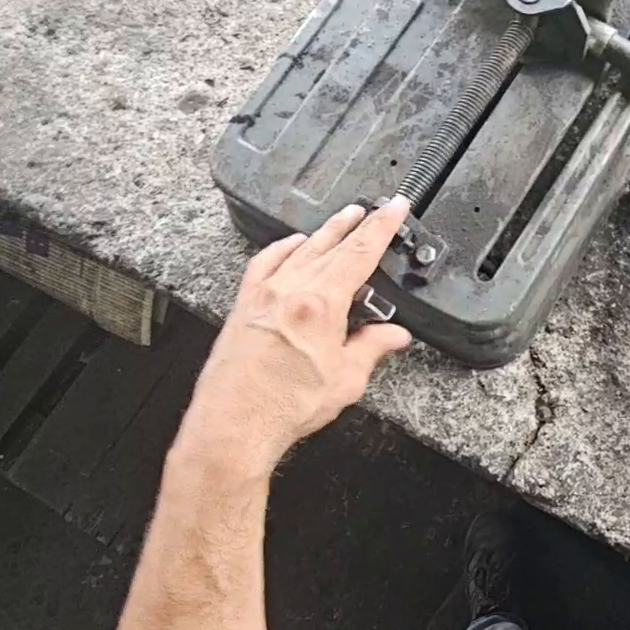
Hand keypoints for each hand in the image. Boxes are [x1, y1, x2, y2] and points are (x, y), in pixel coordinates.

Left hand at [170, 200, 413, 489]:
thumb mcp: (346, 379)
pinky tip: (293, 245)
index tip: (395, 207)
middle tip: (374, 208)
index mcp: (321, 304)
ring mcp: (264, 293)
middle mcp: (290, 289)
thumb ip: (372, 348)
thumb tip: (394, 335)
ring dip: (325, 232)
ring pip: (301, 249)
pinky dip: (284, 248)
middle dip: (357, 223)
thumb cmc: (284, 404)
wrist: (234, 423)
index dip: (382, 227)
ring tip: (343, 219)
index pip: (360, 253)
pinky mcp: (245, 304)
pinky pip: (265, 262)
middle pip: (331, 244)